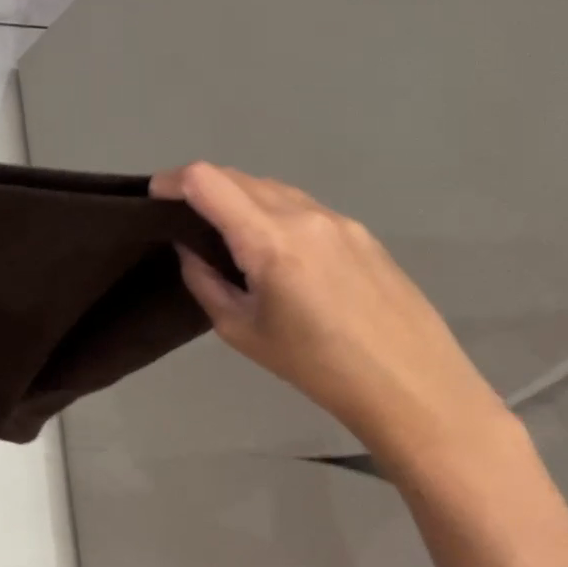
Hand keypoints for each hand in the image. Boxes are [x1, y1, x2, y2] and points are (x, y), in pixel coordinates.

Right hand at [151, 162, 507, 461]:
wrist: (416, 390)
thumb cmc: (317, 366)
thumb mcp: (240, 329)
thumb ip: (205, 280)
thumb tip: (190, 250)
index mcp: (270, 241)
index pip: (206, 180)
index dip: (170, 182)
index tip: (151, 200)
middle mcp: (305, 217)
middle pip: (236, 176)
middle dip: (198, 187)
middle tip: (177, 217)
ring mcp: (340, 222)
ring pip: (270, 187)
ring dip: (236, 196)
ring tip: (221, 232)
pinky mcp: (362, 235)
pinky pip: (301, 205)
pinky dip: (269, 210)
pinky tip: (269, 248)